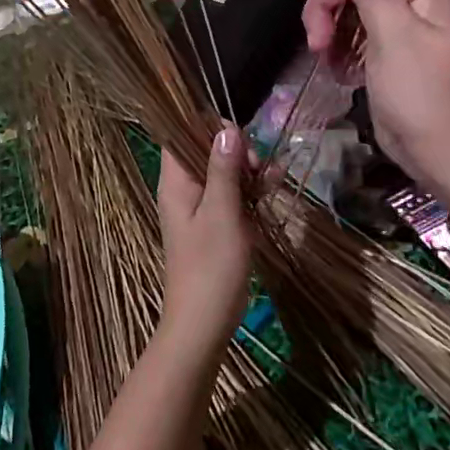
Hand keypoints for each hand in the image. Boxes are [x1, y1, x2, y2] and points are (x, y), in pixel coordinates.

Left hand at [156, 126, 251, 352]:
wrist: (204, 323)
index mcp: (176, 182)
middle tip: (258, 166)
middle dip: (237, 150)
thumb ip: (224, 169)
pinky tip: (273, 187)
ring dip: (249, 170)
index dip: (208, 126)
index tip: (240, 136)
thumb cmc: (211, 266)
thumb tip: (227, 129)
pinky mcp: (217, 224)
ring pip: (224, 172)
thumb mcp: (222, 212)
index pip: (181, 134)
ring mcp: (201, 207)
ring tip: (273, 177)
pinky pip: (232, 194)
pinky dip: (251, 189)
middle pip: (206, 150)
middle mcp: (184, 189)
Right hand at [302, 0, 449, 223]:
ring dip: (330, 27)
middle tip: (316, 38)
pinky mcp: (383, 58)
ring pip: (351, 10)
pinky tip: (335, 69)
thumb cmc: (421, 93)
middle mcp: (410, 5)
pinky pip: (353, 39)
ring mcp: (396, 33)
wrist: (438, 152)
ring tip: (323, 56)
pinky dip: (339, 49)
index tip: (329, 2)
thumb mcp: (395, 36)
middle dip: (331, 3)